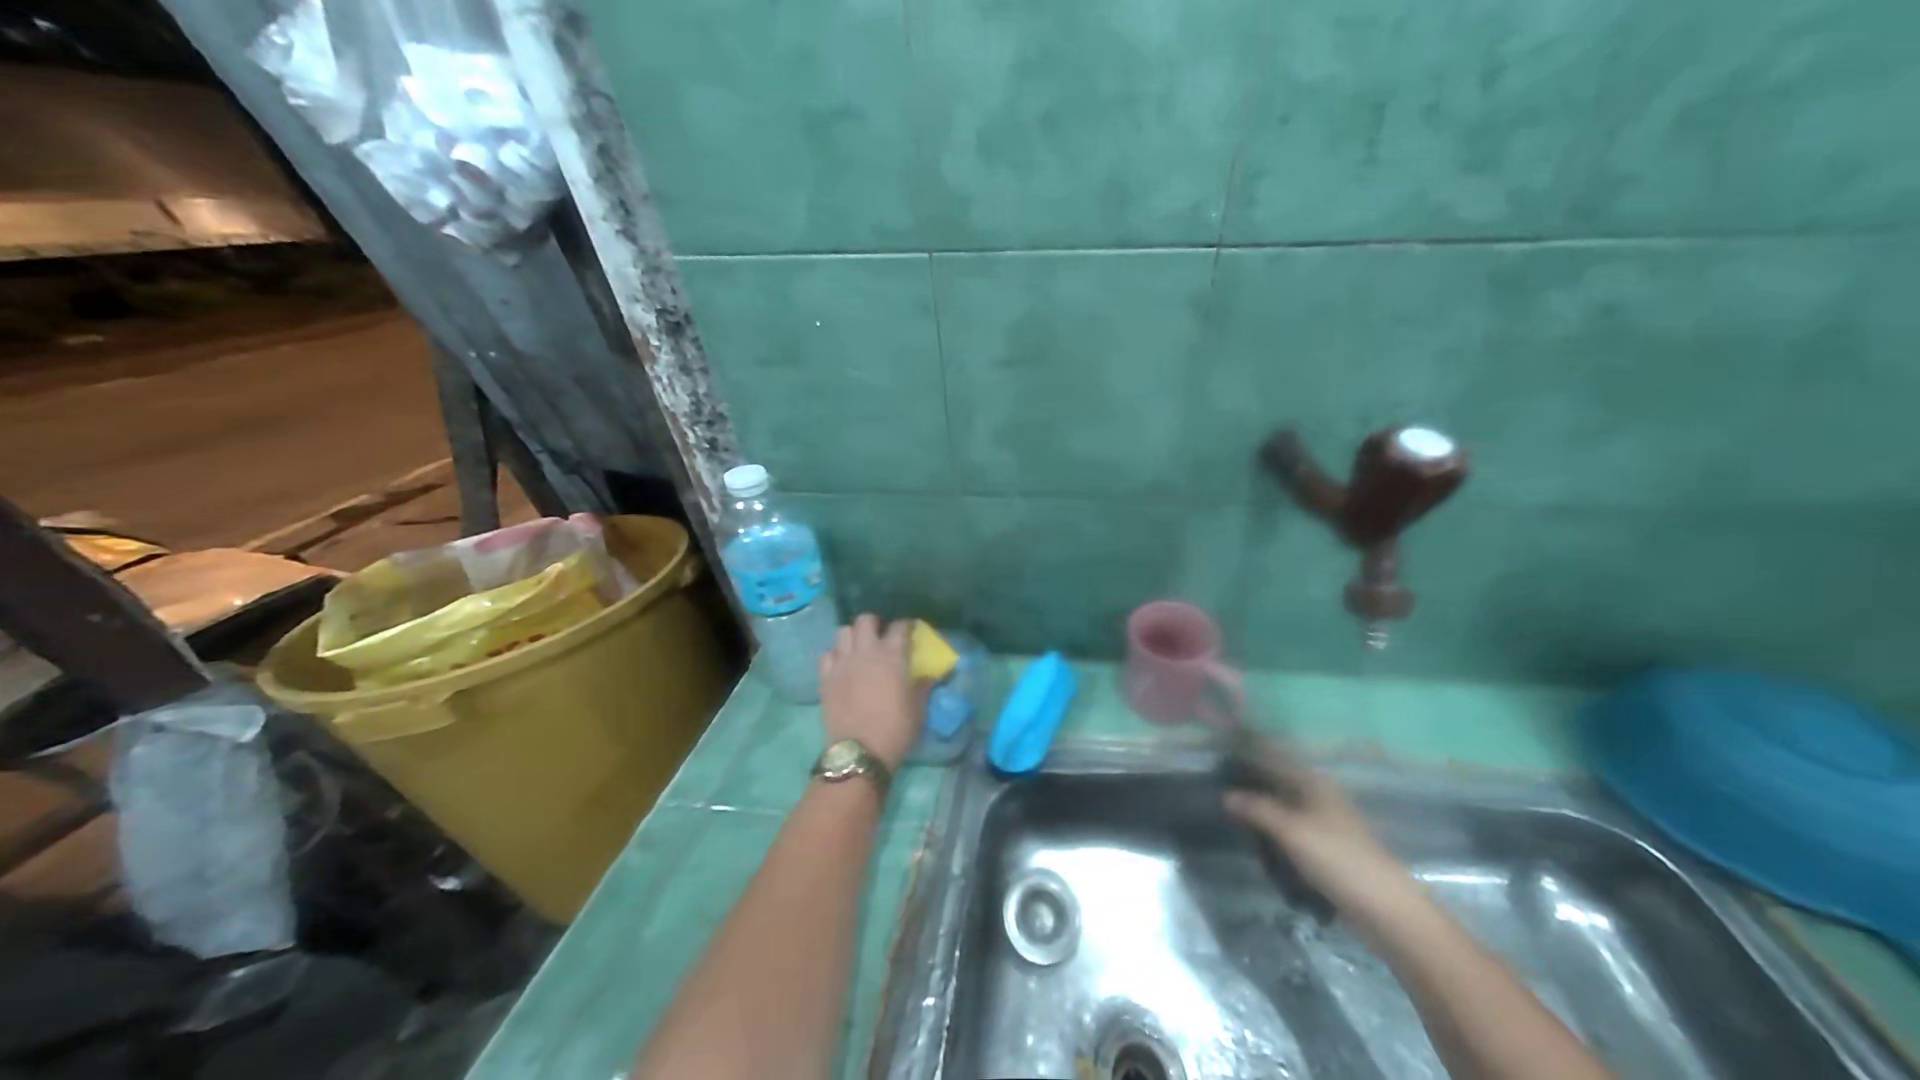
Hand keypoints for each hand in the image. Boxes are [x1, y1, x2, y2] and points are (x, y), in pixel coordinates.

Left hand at [818, 614, 924, 770]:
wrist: (860, 751)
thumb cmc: (896, 729)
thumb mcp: (918, 708)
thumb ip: (923, 686)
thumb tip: (930, 674)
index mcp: (892, 655)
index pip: (900, 626)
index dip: (906, 625)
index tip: (909, 631)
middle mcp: (866, 651)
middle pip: (866, 620)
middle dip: (874, 623)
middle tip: (880, 636)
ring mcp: (842, 662)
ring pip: (843, 632)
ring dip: (853, 636)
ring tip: (859, 648)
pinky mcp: (825, 677)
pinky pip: (827, 654)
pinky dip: (834, 655)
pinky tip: (841, 665)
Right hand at [1224, 737, 1409, 914]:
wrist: (1383, 906)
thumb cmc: (1337, 858)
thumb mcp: (1291, 831)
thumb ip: (1257, 809)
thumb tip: (1224, 794)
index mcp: (1312, 782)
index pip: (1274, 755)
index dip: (1249, 749)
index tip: (1220, 748)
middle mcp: (1317, 794)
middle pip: (1277, 778)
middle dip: (1249, 778)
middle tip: (1216, 781)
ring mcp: (1322, 820)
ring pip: (1282, 802)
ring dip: (1258, 805)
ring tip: (1229, 808)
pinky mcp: (1324, 844)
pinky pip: (1288, 826)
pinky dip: (1270, 826)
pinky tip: (1254, 835)